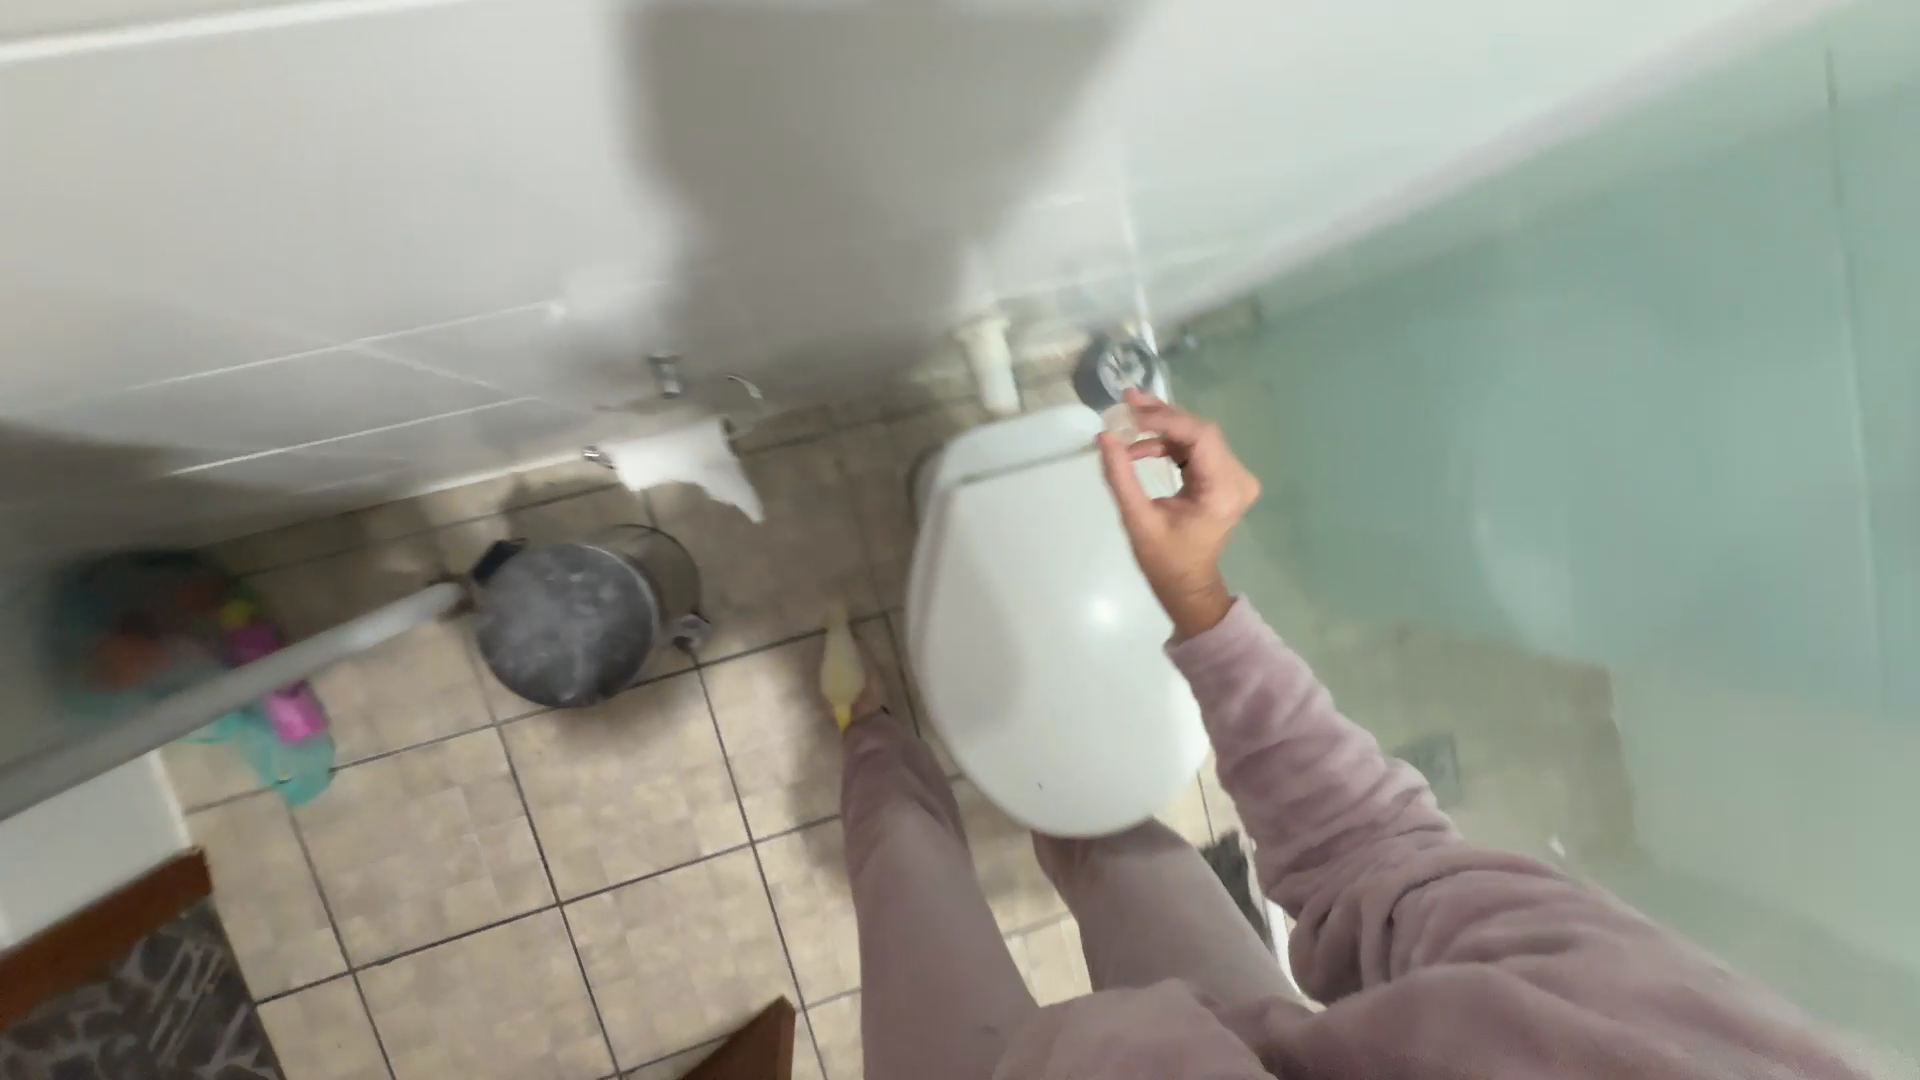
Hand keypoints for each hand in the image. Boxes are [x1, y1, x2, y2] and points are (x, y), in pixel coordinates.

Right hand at [1097, 389, 1260, 639]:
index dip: (1165, 419)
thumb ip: (1120, 476)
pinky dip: (1167, 441)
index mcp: (1223, 490)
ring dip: (1161, 427)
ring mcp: (1232, 476)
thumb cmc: (1163, 560)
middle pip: (1199, 431)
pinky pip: (1194, 448)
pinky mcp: (1221, 476)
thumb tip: (1104, 437)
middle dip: (1160, 416)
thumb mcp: (1137, 519)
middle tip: (1125, 402)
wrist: (1186, 583)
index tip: (1130, 412)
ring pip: (1196, 435)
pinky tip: (1140, 443)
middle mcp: (1236, 477)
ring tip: (1126, 420)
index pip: (1200, 436)